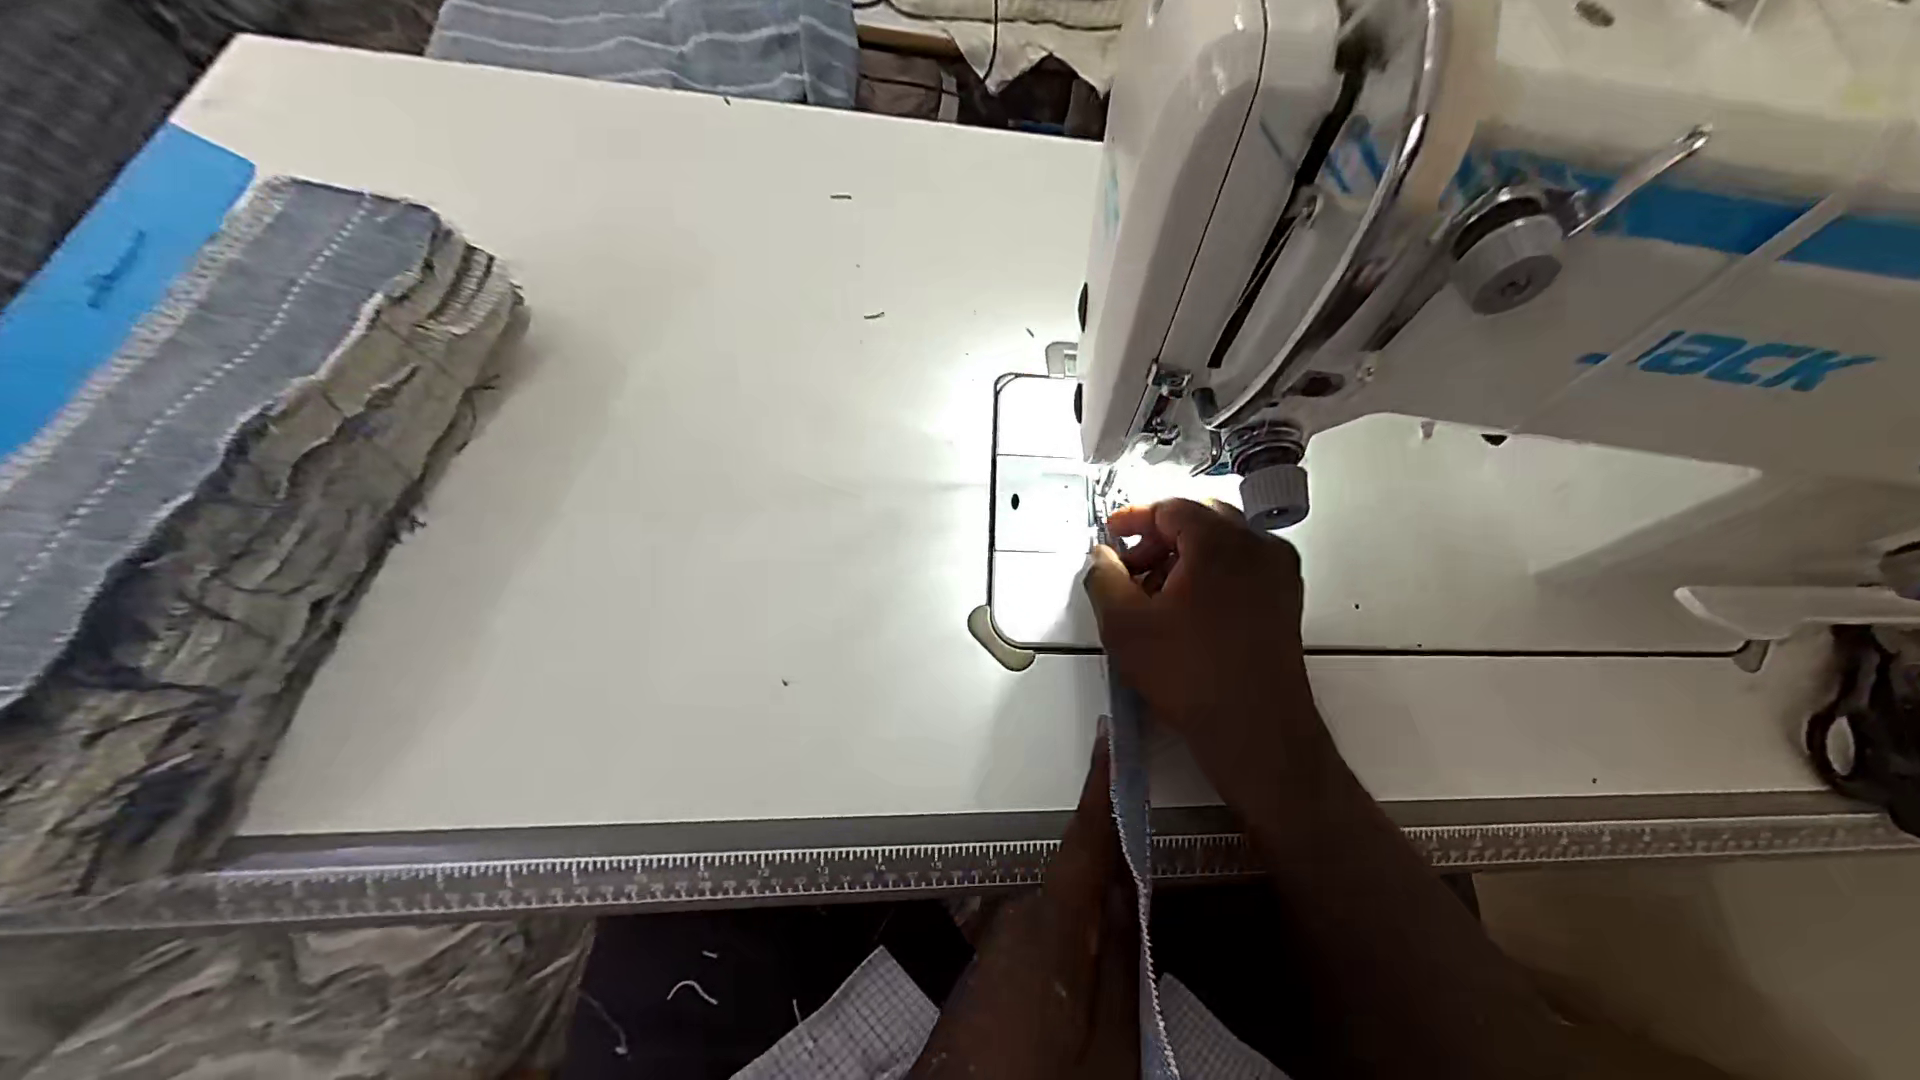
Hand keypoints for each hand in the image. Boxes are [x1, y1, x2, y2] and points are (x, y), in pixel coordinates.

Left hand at [909, 742, 1138, 1079]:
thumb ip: (1123, 963)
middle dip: (1113, 869)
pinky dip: (1070, 932)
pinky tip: (1084, 972)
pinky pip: (1042, 928)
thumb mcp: (1109, 1044)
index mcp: (1053, 924)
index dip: (1102, 787)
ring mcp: (1000, 934)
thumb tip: (1130, 895)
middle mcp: (1019, 914)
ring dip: (1092, 910)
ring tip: (1121, 945)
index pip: (1086, 840)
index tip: (1107, 736)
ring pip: (1062, 906)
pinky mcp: (991, 956)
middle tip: (1148, 868)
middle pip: (1079, 874)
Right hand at [1083, 498, 1329, 788]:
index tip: (1111, 536)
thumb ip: (1103, 577)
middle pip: (1200, 520)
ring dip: (1183, 557)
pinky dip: (1209, 574)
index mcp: (1221, 542)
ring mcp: (1279, 575)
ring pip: (1222, 544)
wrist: (1255, 730)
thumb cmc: (1189, 674)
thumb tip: (1102, 556)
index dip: (1134, 518)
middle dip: (1158, 538)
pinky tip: (1185, 611)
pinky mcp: (1285, 602)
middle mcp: (1259, 548)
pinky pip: (1241, 568)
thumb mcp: (1124, 624)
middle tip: (1130, 568)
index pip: (1171, 507)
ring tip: (1153, 595)